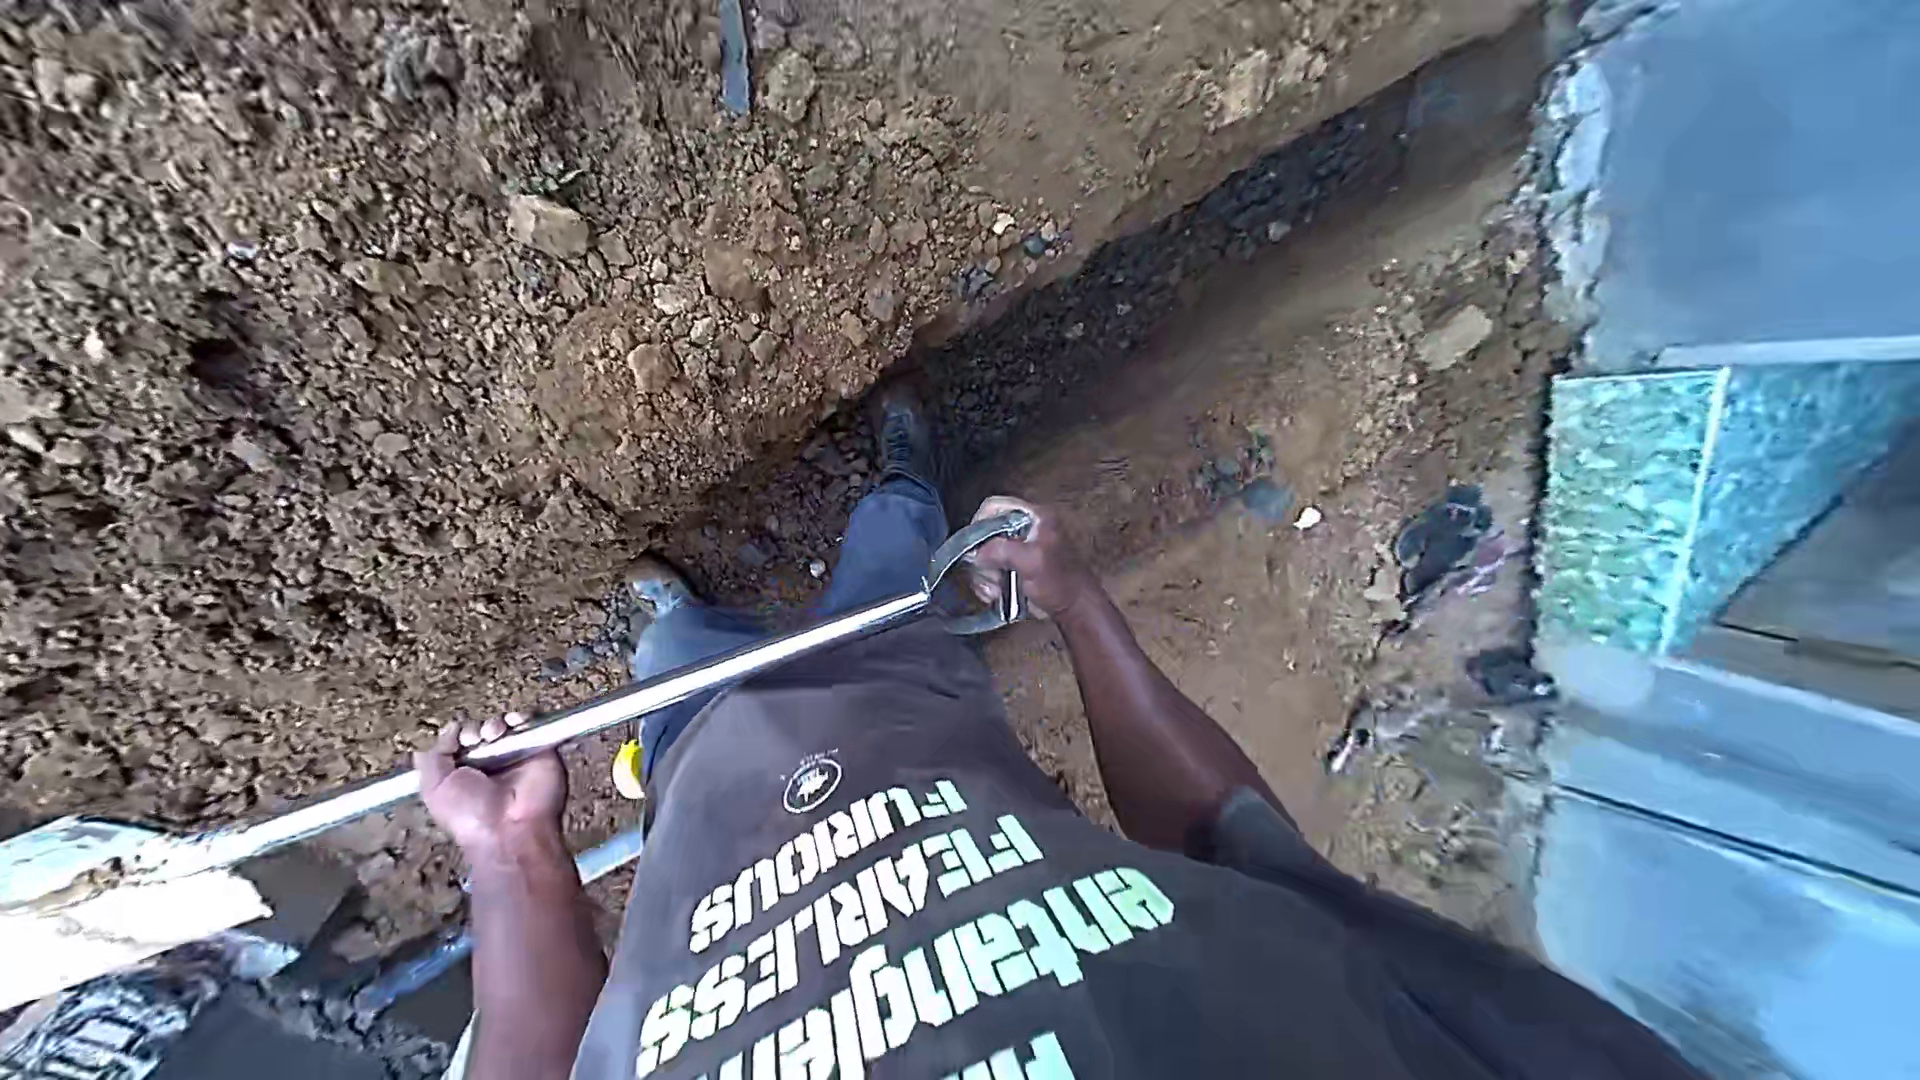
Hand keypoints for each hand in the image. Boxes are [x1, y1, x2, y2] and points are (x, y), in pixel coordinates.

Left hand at [416, 712, 567, 864]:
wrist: (511, 826)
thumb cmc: (469, 813)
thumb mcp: (436, 789)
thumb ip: (434, 757)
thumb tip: (449, 727)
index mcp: (465, 771)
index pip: (461, 741)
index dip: (458, 735)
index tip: (461, 742)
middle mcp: (492, 762)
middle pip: (484, 729)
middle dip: (478, 728)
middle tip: (478, 739)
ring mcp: (518, 754)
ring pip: (507, 724)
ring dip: (497, 722)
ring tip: (495, 733)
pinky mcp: (542, 748)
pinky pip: (535, 724)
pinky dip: (525, 717)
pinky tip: (515, 722)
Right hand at [966, 496, 1101, 619]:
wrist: (1074, 610)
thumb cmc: (1062, 584)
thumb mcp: (1033, 562)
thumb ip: (1004, 550)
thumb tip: (977, 552)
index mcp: (1034, 517)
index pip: (995, 506)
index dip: (980, 523)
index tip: (976, 546)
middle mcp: (1023, 528)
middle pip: (985, 533)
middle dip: (983, 558)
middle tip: (992, 575)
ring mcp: (1016, 549)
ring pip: (983, 555)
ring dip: (984, 575)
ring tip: (996, 590)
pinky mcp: (1012, 567)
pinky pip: (988, 570)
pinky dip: (987, 584)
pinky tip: (996, 596)